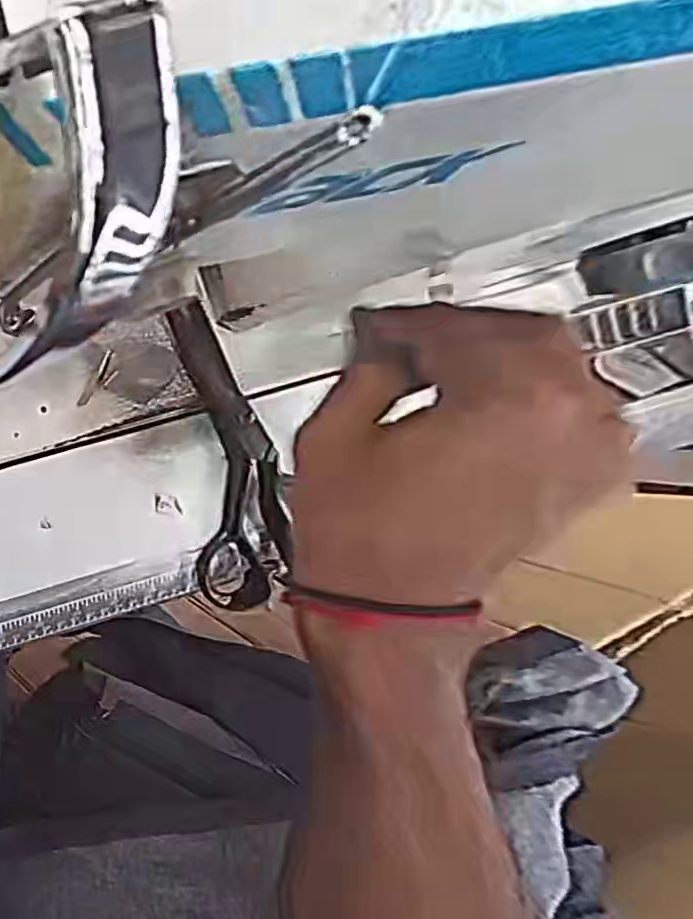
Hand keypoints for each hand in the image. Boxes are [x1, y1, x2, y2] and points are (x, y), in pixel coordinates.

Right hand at [289, 304, 631, 606]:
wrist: (387, 597)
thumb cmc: (358, 533)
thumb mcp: (329, 439)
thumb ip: (365, 379)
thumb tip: (383, 354)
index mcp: (503, 401)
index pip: (459, 329)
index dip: (409, 320)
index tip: (381, 323)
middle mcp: (568, 417)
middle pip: (529, 335)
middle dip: (463, 329)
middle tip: (413, 334)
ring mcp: (589, 448)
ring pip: (559, 369)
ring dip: (500, 358)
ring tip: (445, 366)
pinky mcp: (588, 475)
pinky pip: (573, 409)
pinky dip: (528, 395)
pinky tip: (484, 402)